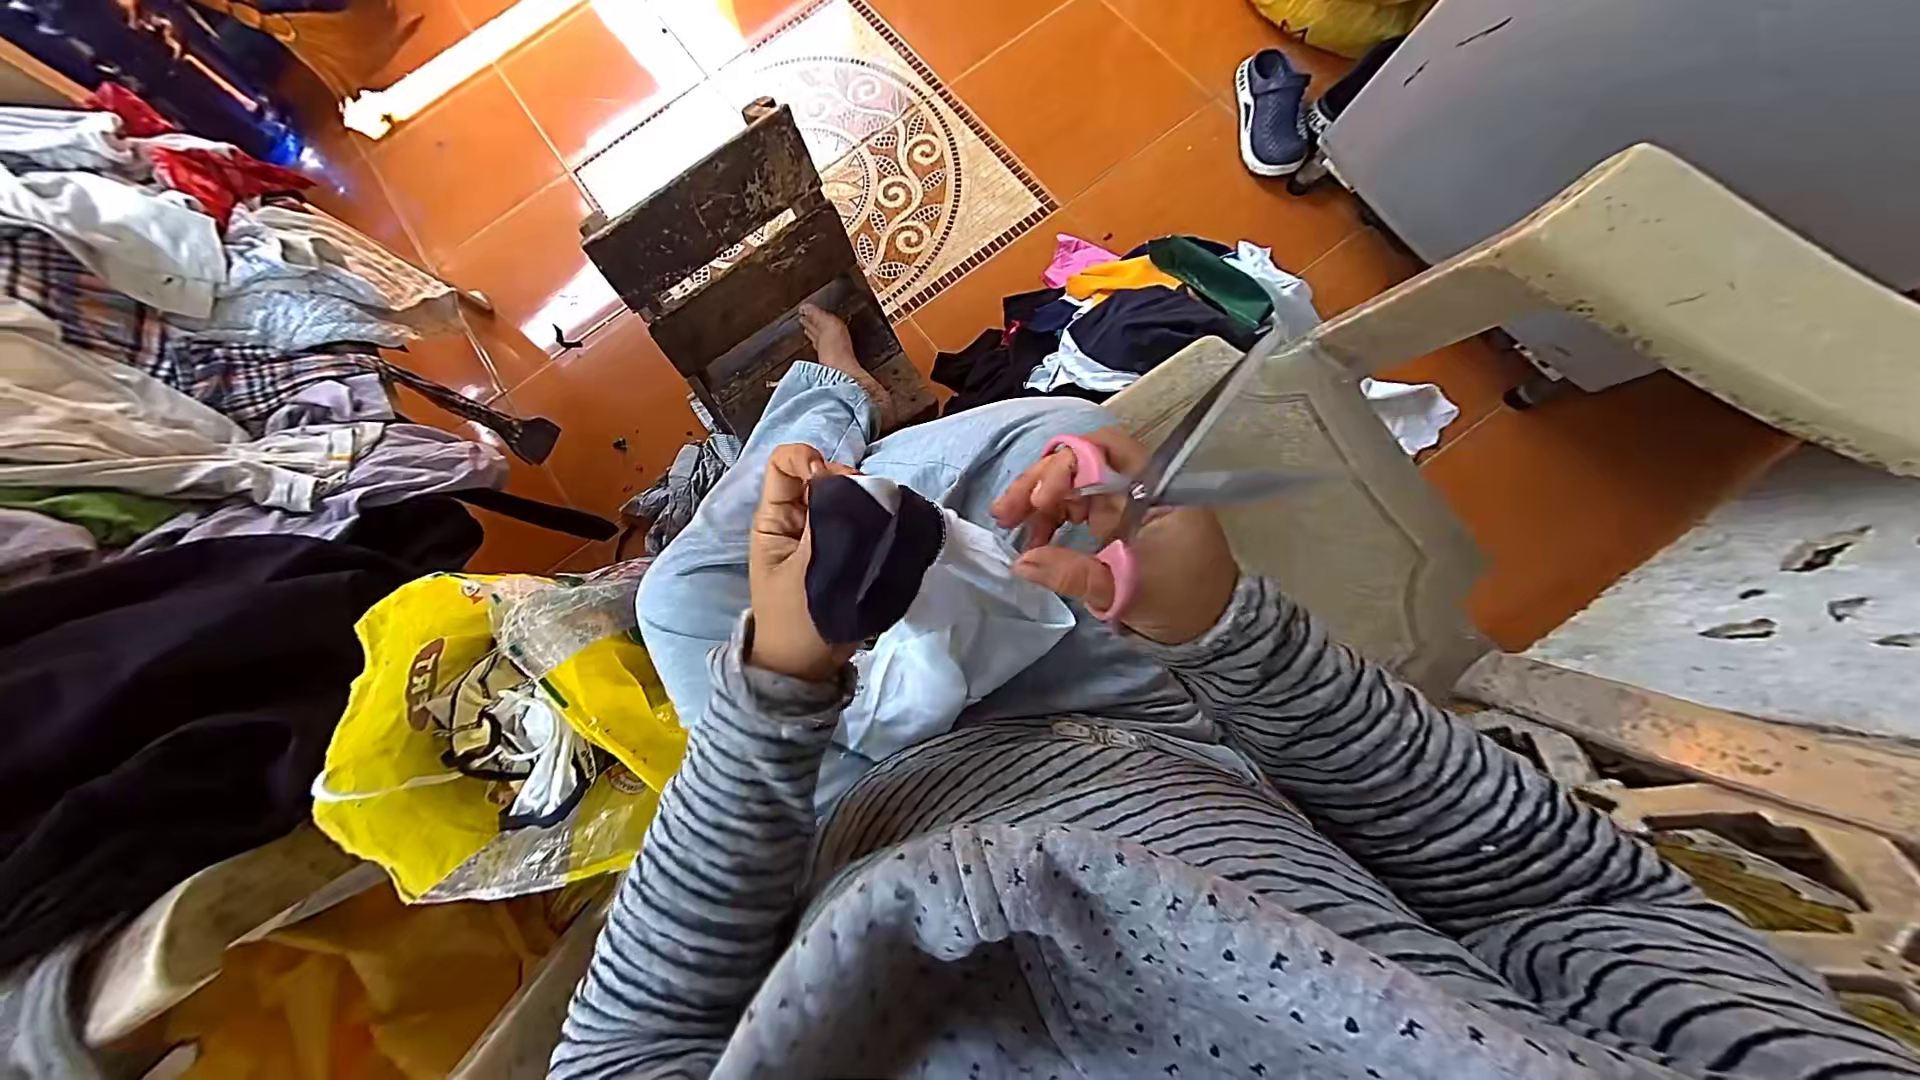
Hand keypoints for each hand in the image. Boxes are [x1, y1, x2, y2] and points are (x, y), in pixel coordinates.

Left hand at [746, 444, 857, 680]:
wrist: (808, 664)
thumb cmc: (795, 620)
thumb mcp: (803, 569)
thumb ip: (821, 521)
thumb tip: (835, 476)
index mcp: (775, 519)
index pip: (784, 464)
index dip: (806, 459)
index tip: (831, 479)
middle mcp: (798, 517)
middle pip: (821, 474)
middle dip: (844, 480)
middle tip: (864, 504)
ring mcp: (822, 531)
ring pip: (844, 494)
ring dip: (862, 498)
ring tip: (878, 517)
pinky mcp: (846, 546)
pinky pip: (859, 517)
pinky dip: (872, 515)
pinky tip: (884, 525)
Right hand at [990, 427, 1237, 644]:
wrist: (1208, 625)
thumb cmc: (1179, 602)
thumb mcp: (1123, 590)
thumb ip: (1072, 574)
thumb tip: (1021, 562)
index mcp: (1153, 490)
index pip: (1104, 452)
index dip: (1065, 467)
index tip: (1040, 502)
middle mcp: (1136, 486)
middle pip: (1081, 462)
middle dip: (1039, 481)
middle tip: (1005, 512)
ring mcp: (1123, 501)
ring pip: (1071, 482)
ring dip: (1037, 499)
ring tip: (1009, 525)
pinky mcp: (1113, 519)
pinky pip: (1074, 505)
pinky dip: (1050, 517)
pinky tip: (1033, 538)